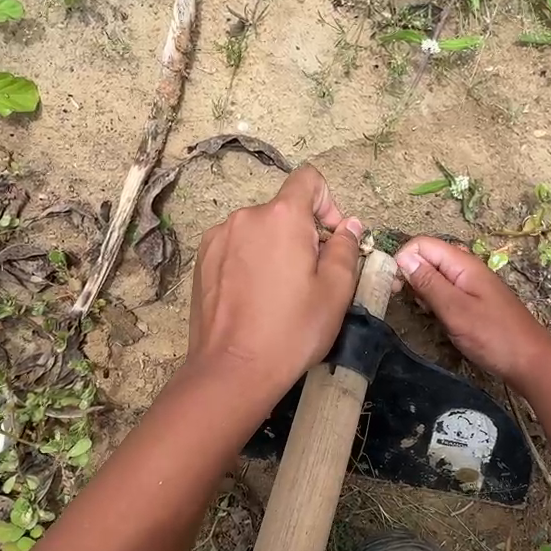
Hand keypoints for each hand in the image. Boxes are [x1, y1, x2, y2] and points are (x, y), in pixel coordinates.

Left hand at [184, 166, 364, 400]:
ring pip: (260, 231)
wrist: (232, 370)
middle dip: (303, 234)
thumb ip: (346, 249)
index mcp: (281, 216)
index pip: (308, 179)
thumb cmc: (291, 330)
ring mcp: (218, 238)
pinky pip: (237, 248)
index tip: (332, 240)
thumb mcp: (335, 291)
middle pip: (284, 210)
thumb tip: (348, 227)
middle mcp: (245, 217)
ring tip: (281, 293)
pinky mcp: (202, 261)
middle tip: (312, 278)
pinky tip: (255, 298)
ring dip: (276, 249)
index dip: (328, 203)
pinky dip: (251, 262)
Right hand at [393, 237, 550, 387]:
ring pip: (435, 275)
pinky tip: (439, 318)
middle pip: (427, 257)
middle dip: (411, 274)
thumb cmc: (493, 336)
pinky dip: (436, 301)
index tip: (395, 287)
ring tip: (426, 312)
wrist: (530, 361)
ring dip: (422, 289)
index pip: (421, 244)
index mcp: (463, 263)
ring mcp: (471, 283)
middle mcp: (466, 267)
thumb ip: (429, 283)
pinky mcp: (474, 300)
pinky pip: (446, 290)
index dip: (403, 260)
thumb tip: (403, 257)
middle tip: (408, 301)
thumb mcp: (455, 310)